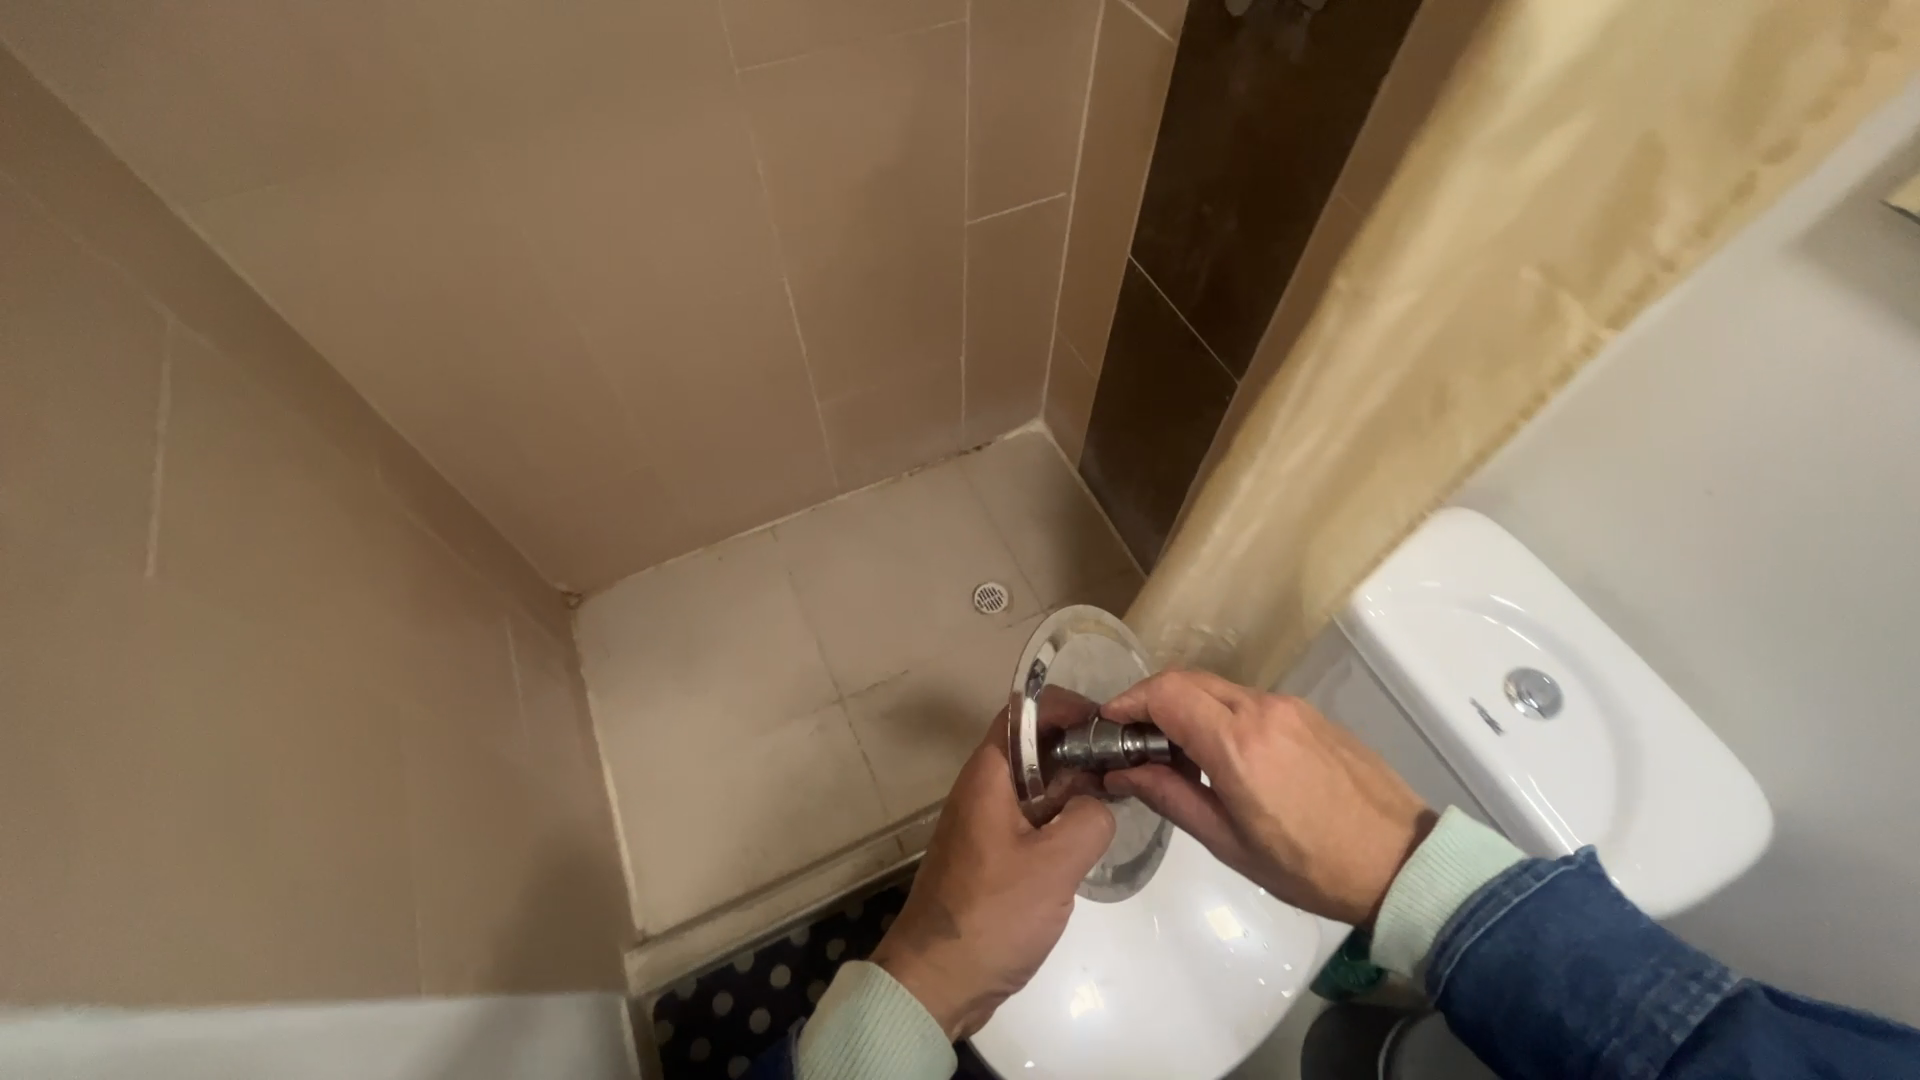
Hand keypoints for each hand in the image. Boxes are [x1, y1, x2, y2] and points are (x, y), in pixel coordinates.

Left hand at [870, 710, 1115, 1038]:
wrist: (936, 980)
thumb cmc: (990, 914)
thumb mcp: (1052, 865)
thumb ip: (1088, 821)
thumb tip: (1099, 803)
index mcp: (988, 775)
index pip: (1023, 713)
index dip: (1065, 706)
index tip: (1109, 722)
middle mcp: (985, 789)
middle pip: (1033, 745)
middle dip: (1078, 743)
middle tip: (1127, 758)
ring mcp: (989, 822)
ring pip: (1036, 783)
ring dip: (1074, 781)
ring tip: (1122, 789)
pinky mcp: (996, 854)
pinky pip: (1034, 817)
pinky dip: (1063, 814)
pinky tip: (1095, 831)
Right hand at [1101, 671, 1434, 926]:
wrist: (1403, 863)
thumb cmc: (1309, 866)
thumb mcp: (1229, 843)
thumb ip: (1170, 797)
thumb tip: (1123, 772)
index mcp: (1237, 744)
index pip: (1165, 694)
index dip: (1129, 701)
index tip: (1110, 724)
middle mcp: (1261, 709)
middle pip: (1187, 680)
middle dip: (1152, 700)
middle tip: (1134, 735)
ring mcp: (1290, 706)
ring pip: (1218, 688)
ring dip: (1186, 706)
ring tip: (1176, 750)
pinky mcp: (1310, 713)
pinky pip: (1249, 699)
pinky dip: (1219, 712)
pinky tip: (1222, 750)